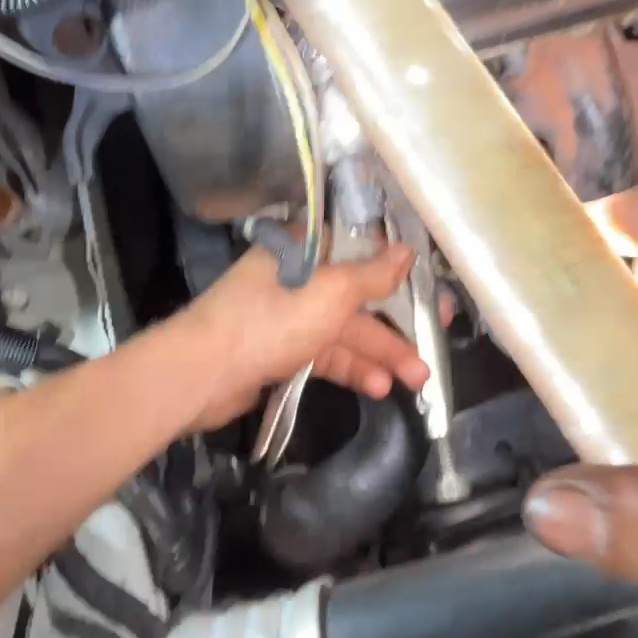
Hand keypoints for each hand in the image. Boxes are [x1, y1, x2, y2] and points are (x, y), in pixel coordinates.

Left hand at [178, 244, 431, 429]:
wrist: (202, 373)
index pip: (360, 249)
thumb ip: (373, 274)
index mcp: (307, 249)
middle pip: (358, 295)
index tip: (431, 287)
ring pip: (345, 330)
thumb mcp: (332, 292)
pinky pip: (326, 354)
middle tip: (435, 342)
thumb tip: (406, 249)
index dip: (399, 269)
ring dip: (380, 353)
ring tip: (417, 379)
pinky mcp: (281, 350)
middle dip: (396, 323)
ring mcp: (288, 315)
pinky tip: (379, 388)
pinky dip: (351, 368)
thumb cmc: (271, 319)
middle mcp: (299, 276)